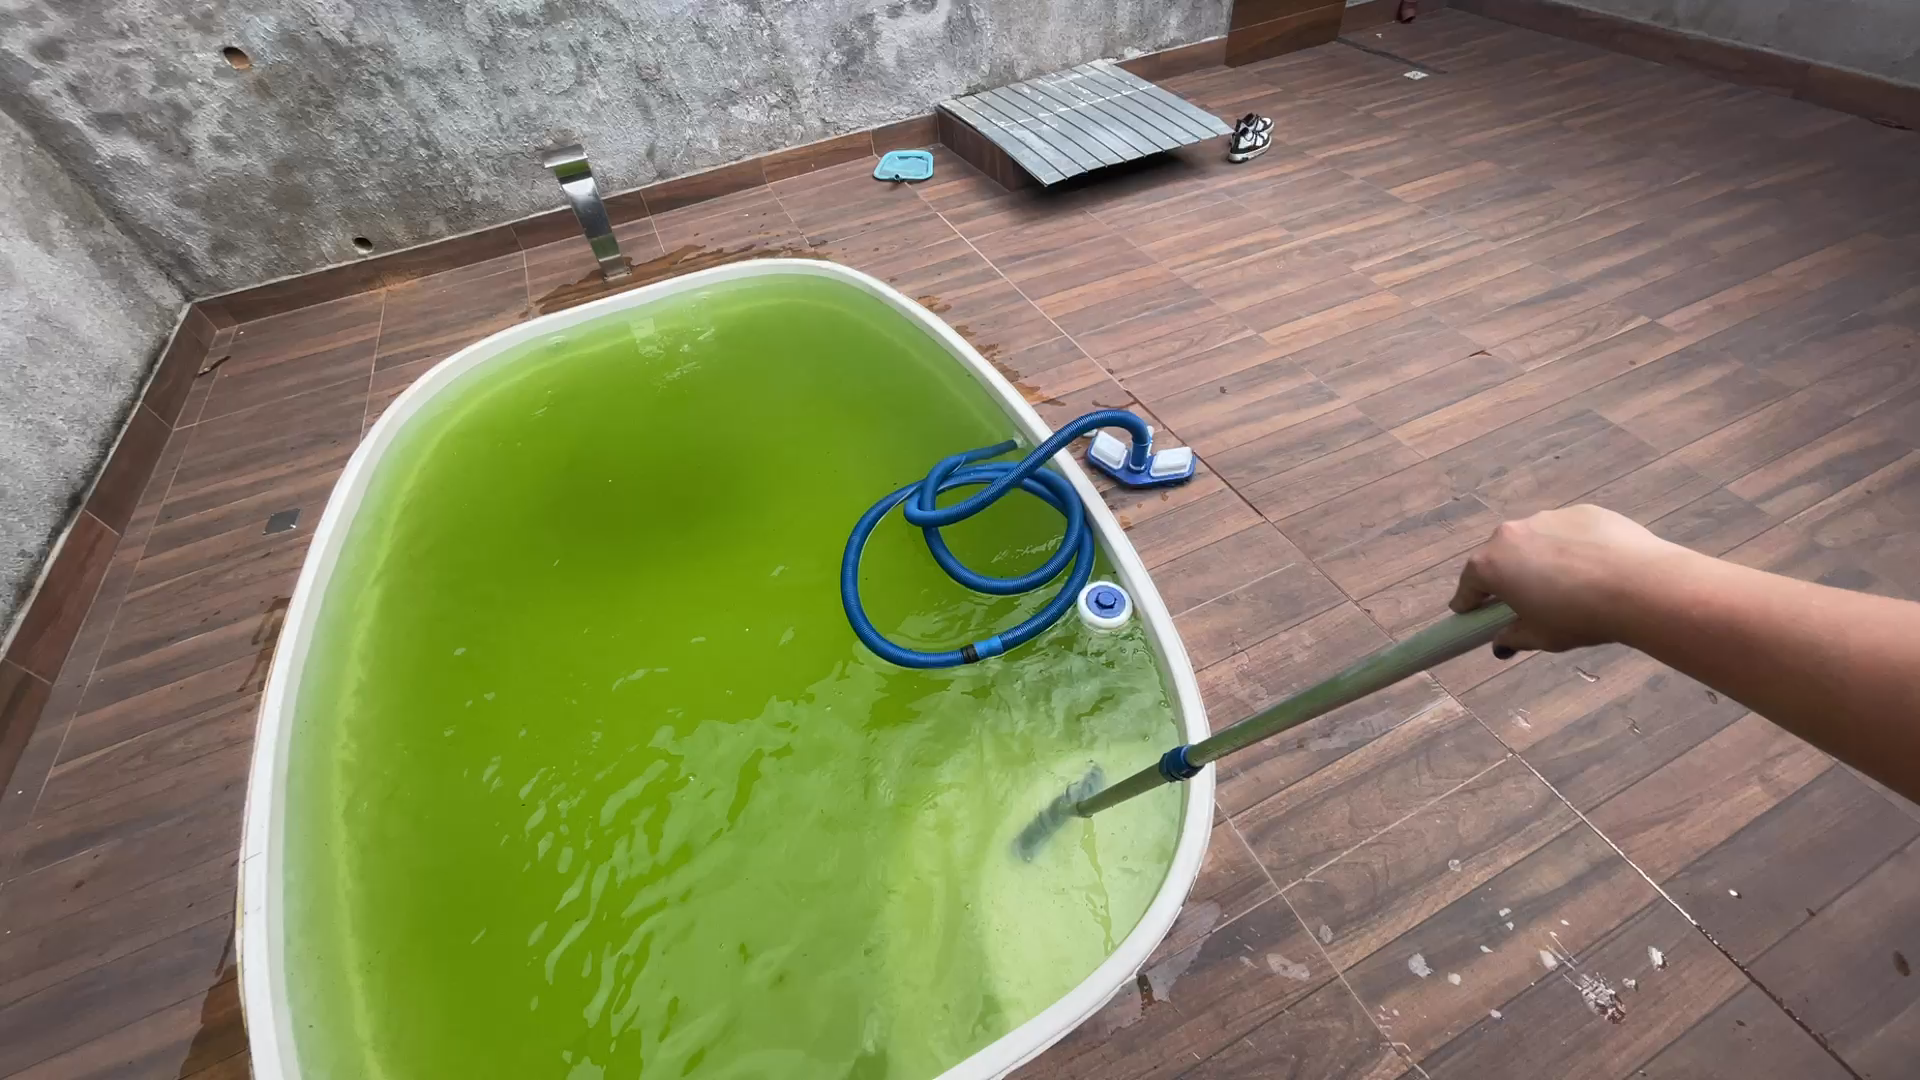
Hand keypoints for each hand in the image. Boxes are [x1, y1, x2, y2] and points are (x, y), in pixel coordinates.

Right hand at [1450, 505, 1691, 655]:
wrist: (1647, 588)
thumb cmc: (1580, 617)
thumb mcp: (1539, 637)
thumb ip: (1512, 637)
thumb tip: (1502, 641)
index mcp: (1488, 565)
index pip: (1468, 586)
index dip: (1470, 603)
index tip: (1473, 614)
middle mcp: (1508, 535)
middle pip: (1499, 558)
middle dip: (1507, 576)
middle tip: (1529, 598)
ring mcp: (1546, 518)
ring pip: (1534, 541)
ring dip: (1540, 558)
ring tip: (1571, 580)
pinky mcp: (1583, 512)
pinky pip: (1569, 532)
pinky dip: (1574, 546)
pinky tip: (1597, 565)